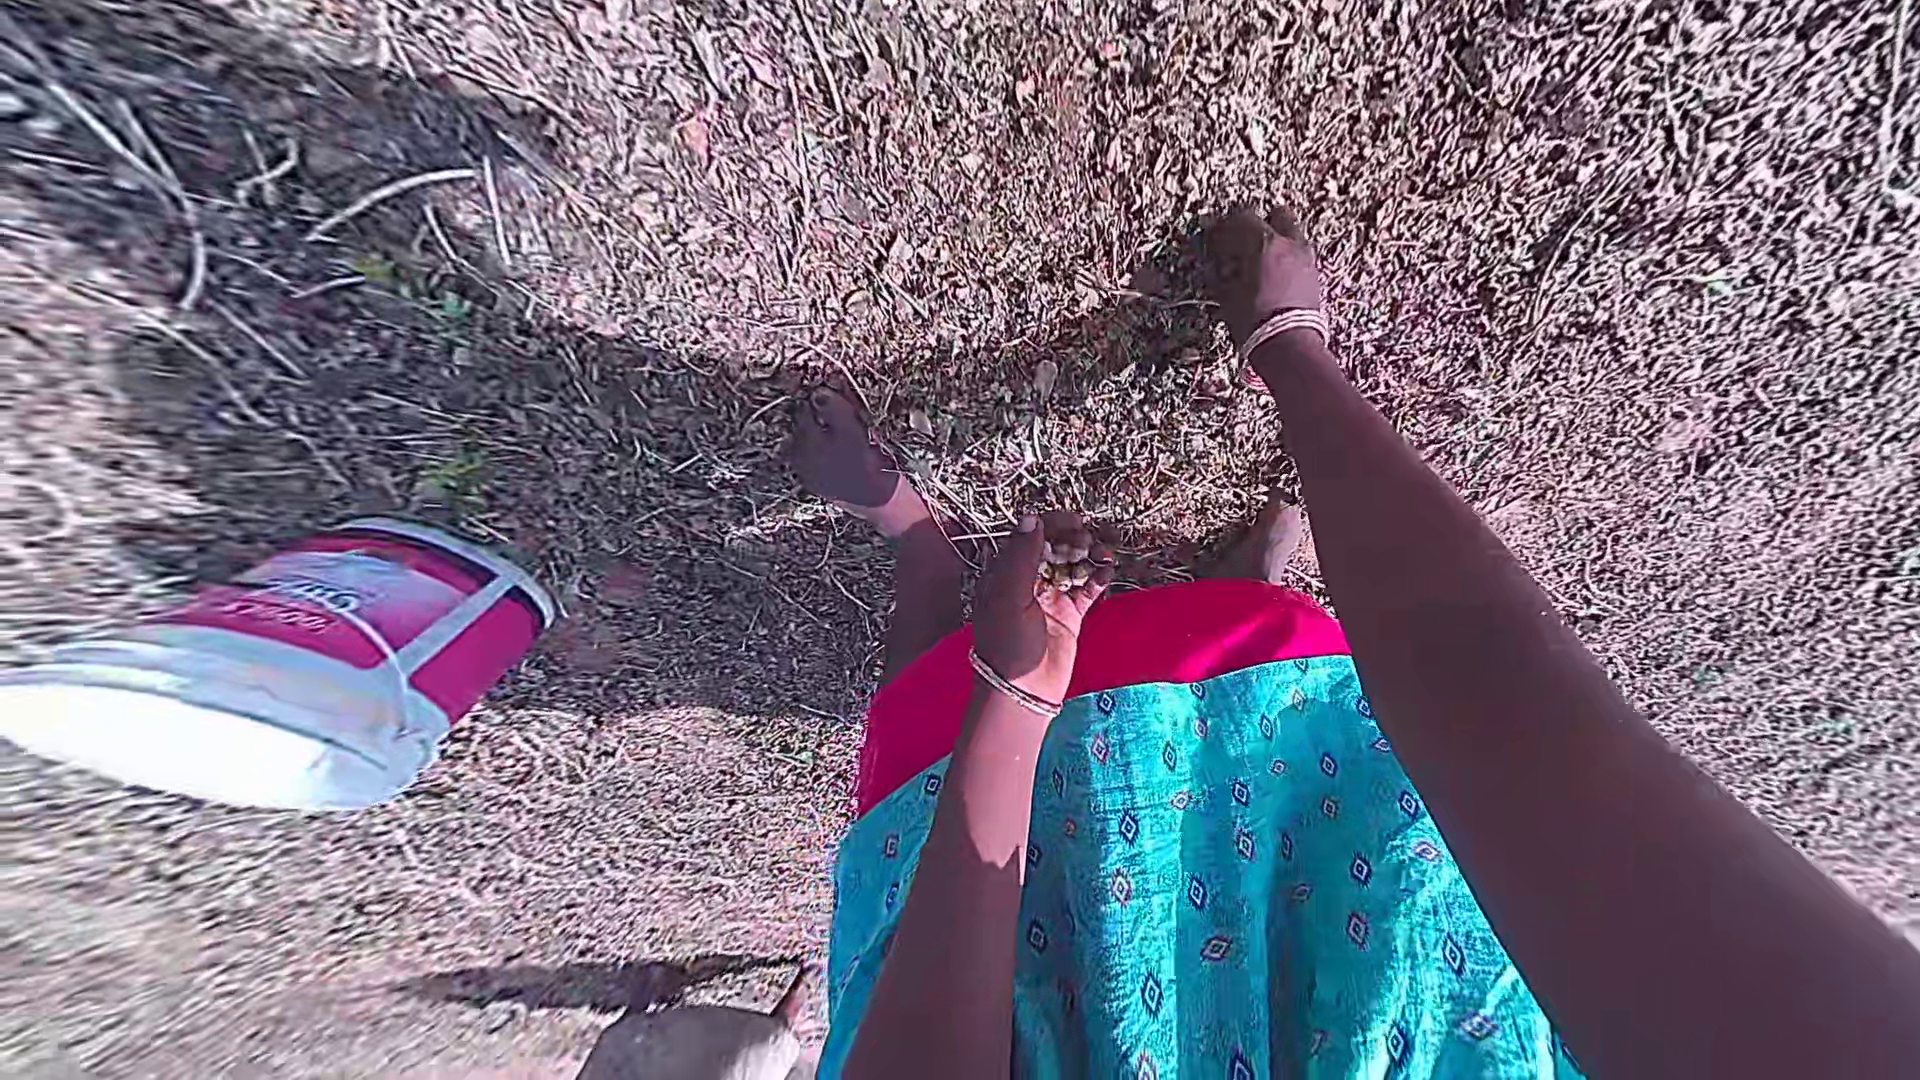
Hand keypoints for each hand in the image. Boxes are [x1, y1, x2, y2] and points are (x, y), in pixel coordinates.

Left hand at [971, 512, 1112, 707]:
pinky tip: (1106, 571)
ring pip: (1072, 565)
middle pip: (1053, 548)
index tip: (1072, 520)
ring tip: (1101, 554)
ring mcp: (1050, 597)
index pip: (1029, 537)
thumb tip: (1032, 518)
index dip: (1050, 524)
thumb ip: (1021, 556)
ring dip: (1087, 555)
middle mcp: (1028, 581)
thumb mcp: (1008, 595)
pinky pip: (1087, 588)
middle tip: (1086, 540)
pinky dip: (1097, 577)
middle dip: (1071, 539)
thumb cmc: (1008, 642)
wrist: (1023, 690)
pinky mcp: (1070, 614)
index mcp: (1006, 573)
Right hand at [1205, 206, 1321, 346]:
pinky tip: (1271, 276)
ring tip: (1257, 262)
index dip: (1224, 225)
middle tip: (1240, 242)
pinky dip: (1284, 257)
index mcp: (1264, 244)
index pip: (1242, 218)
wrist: (1289, 344)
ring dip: (1274, 241)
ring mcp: (1305, 256)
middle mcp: (1289, 242)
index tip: (1214, 236)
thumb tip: (1216, 265)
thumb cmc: (1253, 320)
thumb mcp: (1227, 298)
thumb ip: (1221, 274)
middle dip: (1258, 225)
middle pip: (1276, 215)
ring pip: (1290, 234)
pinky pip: (1298, 253)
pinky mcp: (1314, 272)